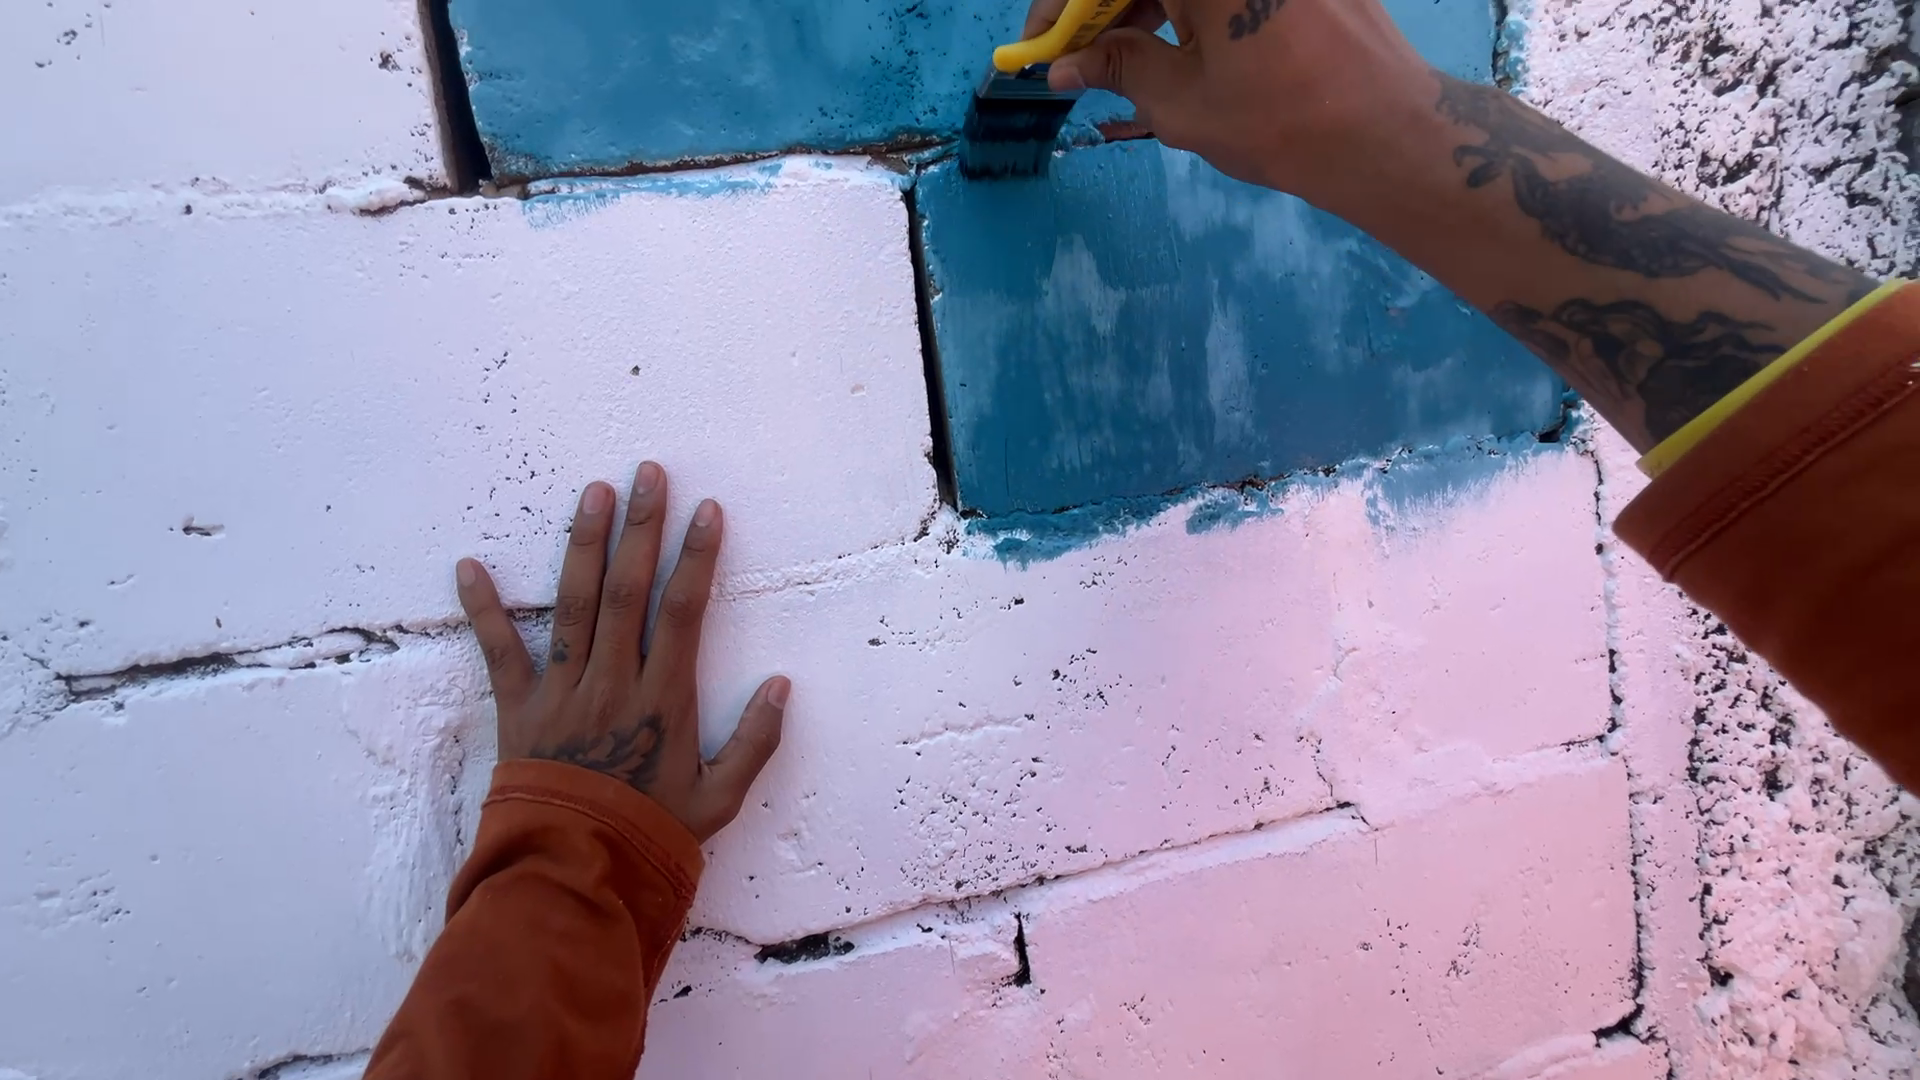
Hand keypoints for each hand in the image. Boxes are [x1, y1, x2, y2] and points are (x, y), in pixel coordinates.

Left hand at [455, 462, 788, 841]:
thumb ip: (756, 741)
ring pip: (572, 606)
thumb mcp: (720, 797)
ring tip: (591, 493)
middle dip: (640, 528)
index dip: (696, 556)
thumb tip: (781, 684)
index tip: (706, 511)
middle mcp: (612, 682)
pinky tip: (467, 566)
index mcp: (662, 698)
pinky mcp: (518, 710)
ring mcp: (561, 692)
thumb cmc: (651, 833)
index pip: (682, 610)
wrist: (571, 876)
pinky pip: (498, 653)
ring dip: (582, 545)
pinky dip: (482, 610)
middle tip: (646, 475)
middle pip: (625, 590)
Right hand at [1027, 0, 1433, 203]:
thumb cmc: (1272, 121)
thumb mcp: (1179, 101)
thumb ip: (1117, 67)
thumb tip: (1064, 67)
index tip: (1038, 48)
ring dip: (1140, 4)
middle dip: (1098, 6)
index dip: (1060, 6)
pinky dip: (1180, 2)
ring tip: (1112, 58)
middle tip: (1072, 56)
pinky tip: (1162, 39)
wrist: (1376, 128)